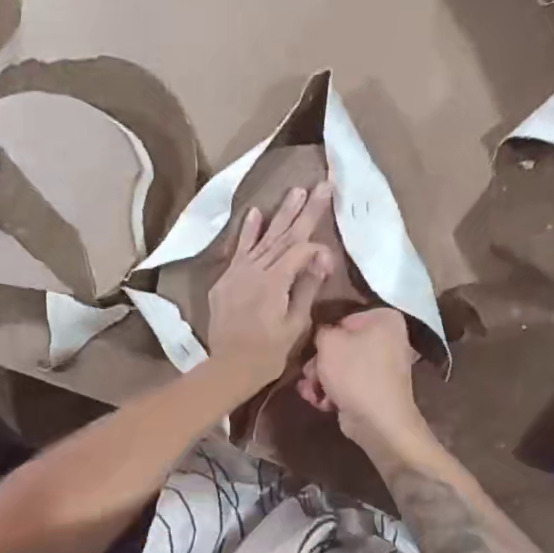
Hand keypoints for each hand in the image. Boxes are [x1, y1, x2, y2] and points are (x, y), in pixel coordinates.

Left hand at [205, 182, 334, 389]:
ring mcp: (237, 274)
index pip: (300, 251)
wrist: (230, 367)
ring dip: (280, 215)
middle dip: (304, 211)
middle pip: (283, 236)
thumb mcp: (296, 324)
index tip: (328, 257)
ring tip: (295, 191)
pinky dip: (247, 233)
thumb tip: (321, 259)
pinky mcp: (225, 281)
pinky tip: (255, 213)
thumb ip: (307, 288)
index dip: (316, 251)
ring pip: (262, 239)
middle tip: (320, 185)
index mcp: (274, 282)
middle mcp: (254, 271)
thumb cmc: (268, 352)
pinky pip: (238, 252)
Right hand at [297, 307, 430, 452]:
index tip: (312, 351)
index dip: (323, 336)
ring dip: (320, 380)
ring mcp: (382, 365)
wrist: (377, 420)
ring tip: (312, 392)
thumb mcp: (328, 342)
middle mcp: (387, 338)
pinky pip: (347, 383)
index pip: (341, 319)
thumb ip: (320, 330)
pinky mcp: (374, 388)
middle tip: (311, 374)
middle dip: (319, 363)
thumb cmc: (354, 373)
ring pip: (339, 366)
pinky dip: (332, 392)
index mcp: (383, 319)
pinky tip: (322, 402)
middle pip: (339, 345)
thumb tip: (323, 335)